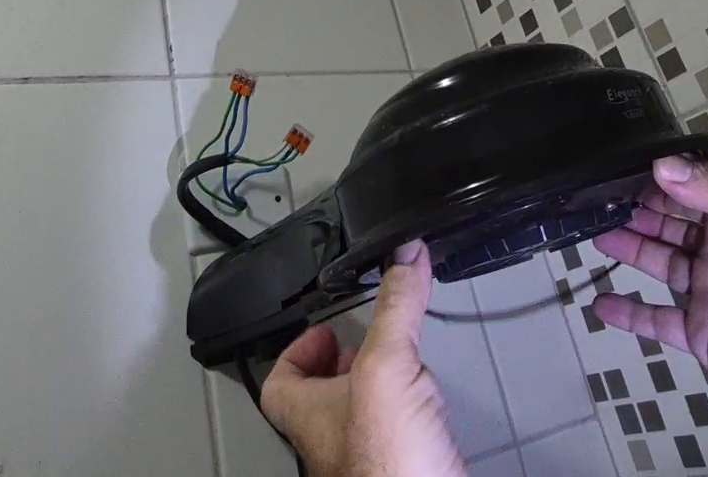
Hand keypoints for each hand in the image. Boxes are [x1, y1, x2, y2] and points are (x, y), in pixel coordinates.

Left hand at [261, 240, 465, 476]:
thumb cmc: (388, 461)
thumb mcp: (387, 366)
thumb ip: (396, 308)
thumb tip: (405, 252)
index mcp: (310, 416)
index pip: (279, 382)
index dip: (295, 351)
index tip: (323, 328)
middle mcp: (333, 442)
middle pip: (319, 397)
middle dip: (343, 362)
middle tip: (366, 338)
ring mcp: (368, 460)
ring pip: (359, 414)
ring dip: (375, 383)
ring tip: (400, 356)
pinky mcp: (406, 470)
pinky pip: (396, 432)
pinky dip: (407, 408)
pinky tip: (428, 398)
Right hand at [591, 155, 707, 445]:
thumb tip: (662, 165)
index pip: (691, 191)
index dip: (658, 178)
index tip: (617, 166)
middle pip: (669, 225)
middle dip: (635, 210)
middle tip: (593, 198)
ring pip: (659, 264)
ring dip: (628, 250)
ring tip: (593, 235)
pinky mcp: (702, 334)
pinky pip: (657, 321)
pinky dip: (629, 314)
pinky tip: (600, 304)